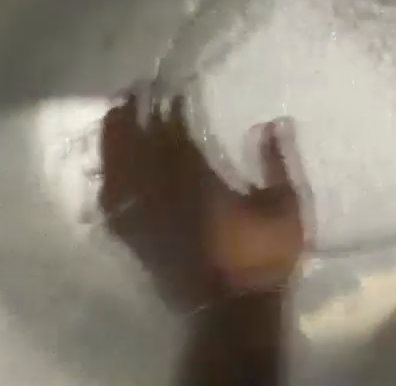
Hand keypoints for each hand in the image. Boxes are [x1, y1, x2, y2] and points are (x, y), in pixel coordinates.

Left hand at [98, 91, 306, 310]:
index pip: (179, 143)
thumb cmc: (268, 251)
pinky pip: (113, 205)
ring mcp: (147, 222)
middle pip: (141, 154)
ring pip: (120, 176)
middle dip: (134, 120)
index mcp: (205, 188)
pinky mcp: (137, 240)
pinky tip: (108, 170)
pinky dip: (108, 181)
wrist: (234, 304)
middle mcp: (167, 201)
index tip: (171, 89)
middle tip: (132, 90)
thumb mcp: (287, 203)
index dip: (172, 115)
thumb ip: (276, 162)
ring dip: (115, 145)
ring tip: (115, 117)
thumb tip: (271, 122)